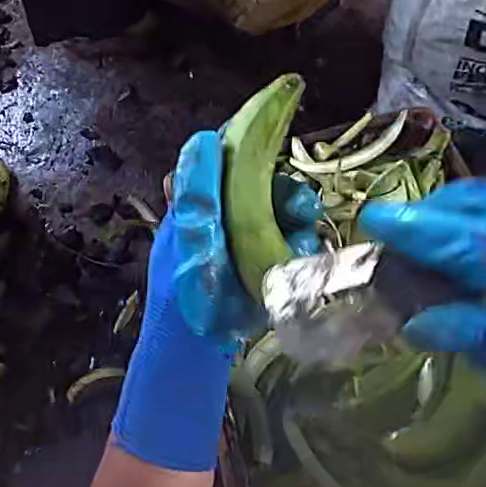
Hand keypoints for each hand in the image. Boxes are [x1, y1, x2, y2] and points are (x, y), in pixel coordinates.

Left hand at [111, 132, 317, 471]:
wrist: (195, 347)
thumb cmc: (181, 289)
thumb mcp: (184, 237)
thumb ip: (195, 193)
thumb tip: (204, 139)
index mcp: (204, 202)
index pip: (231, 164)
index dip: (253, 152)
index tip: (278, 149)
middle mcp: (229, 215)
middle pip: (268, 187)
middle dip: (287, 193)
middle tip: (303, 207)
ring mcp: (252, 238)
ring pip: (287, 213)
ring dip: (299, 219)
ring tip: (304, 235)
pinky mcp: (271, 262)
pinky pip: (296, 243)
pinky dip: (303, 246)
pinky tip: (302, 256)